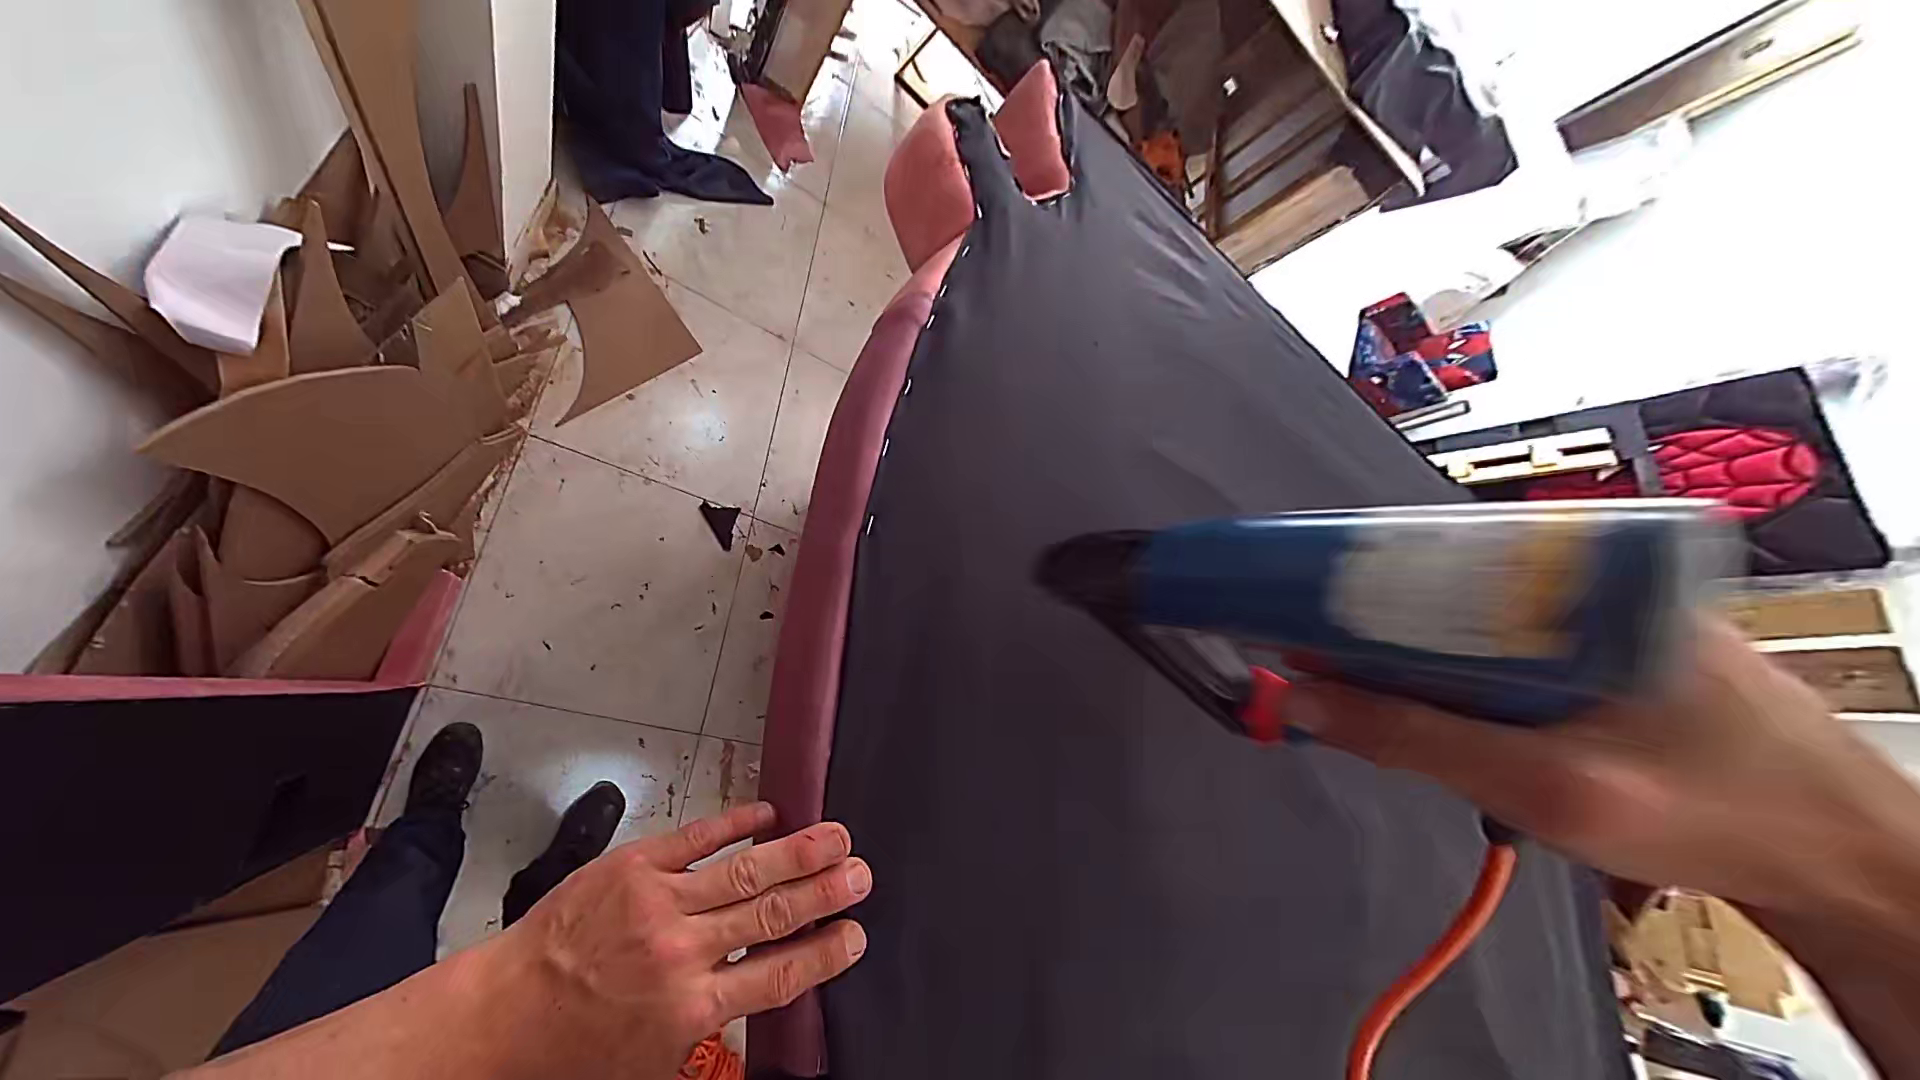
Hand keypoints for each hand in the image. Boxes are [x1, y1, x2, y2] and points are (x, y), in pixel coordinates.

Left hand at [473, 801, 869, 1079]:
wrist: (497, 1019)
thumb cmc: (573, 1052)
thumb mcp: (652, 1065)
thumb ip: (713, 1030)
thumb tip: (768, 1003)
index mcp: (688, 1009)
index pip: (777, 973)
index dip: (824, 952)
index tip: (856, 933)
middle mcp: (680, 951)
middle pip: (772, 912)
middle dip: (825, 891)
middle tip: (862, 872)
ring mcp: (658, 900)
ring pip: (746, 870)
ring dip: (798, 851)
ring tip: (837, 835)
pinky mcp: (636, 864)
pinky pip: (699, 836)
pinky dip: (738, 822)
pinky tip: (771, 812)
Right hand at [1286, 619, 1919, 927]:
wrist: (1856, 870)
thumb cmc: (1729, 819)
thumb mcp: (1547, 786)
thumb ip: (1411, 739)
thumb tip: (1300, 700)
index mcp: (1585, 581)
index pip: (1428, 550)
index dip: (1346, 576)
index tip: (1286, 604)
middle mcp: (1585, 582)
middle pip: (1433, 586)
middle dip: (1371, 632)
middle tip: (1323, 673)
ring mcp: (1590, 613)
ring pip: (1456, 619)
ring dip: (1406, 659)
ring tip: (1378, 704)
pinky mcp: (1592, 645)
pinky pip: (1488, 646)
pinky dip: (1444, 674)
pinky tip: (1443, 714)